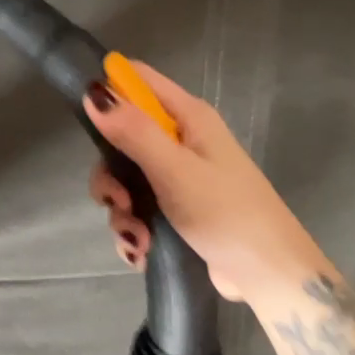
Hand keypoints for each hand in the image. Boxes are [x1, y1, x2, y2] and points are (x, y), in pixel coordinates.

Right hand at [83, 60, 328, 304]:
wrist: (267, 274)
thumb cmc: (224, 212)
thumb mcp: (174, 170)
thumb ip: (134, 132)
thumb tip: (93, 93)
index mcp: (188, 118)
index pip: (138, 81)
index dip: (108, 91)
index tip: (86, 121)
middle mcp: (182, 141)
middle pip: (122, 139)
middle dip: (110, 175)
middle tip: (117, 201)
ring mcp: (179, 177)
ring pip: (126, 181)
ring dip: (122, 212)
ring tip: (137, 239)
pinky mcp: (177, 210)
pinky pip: (139, 210)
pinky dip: (134, 230)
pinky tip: (141, 251)